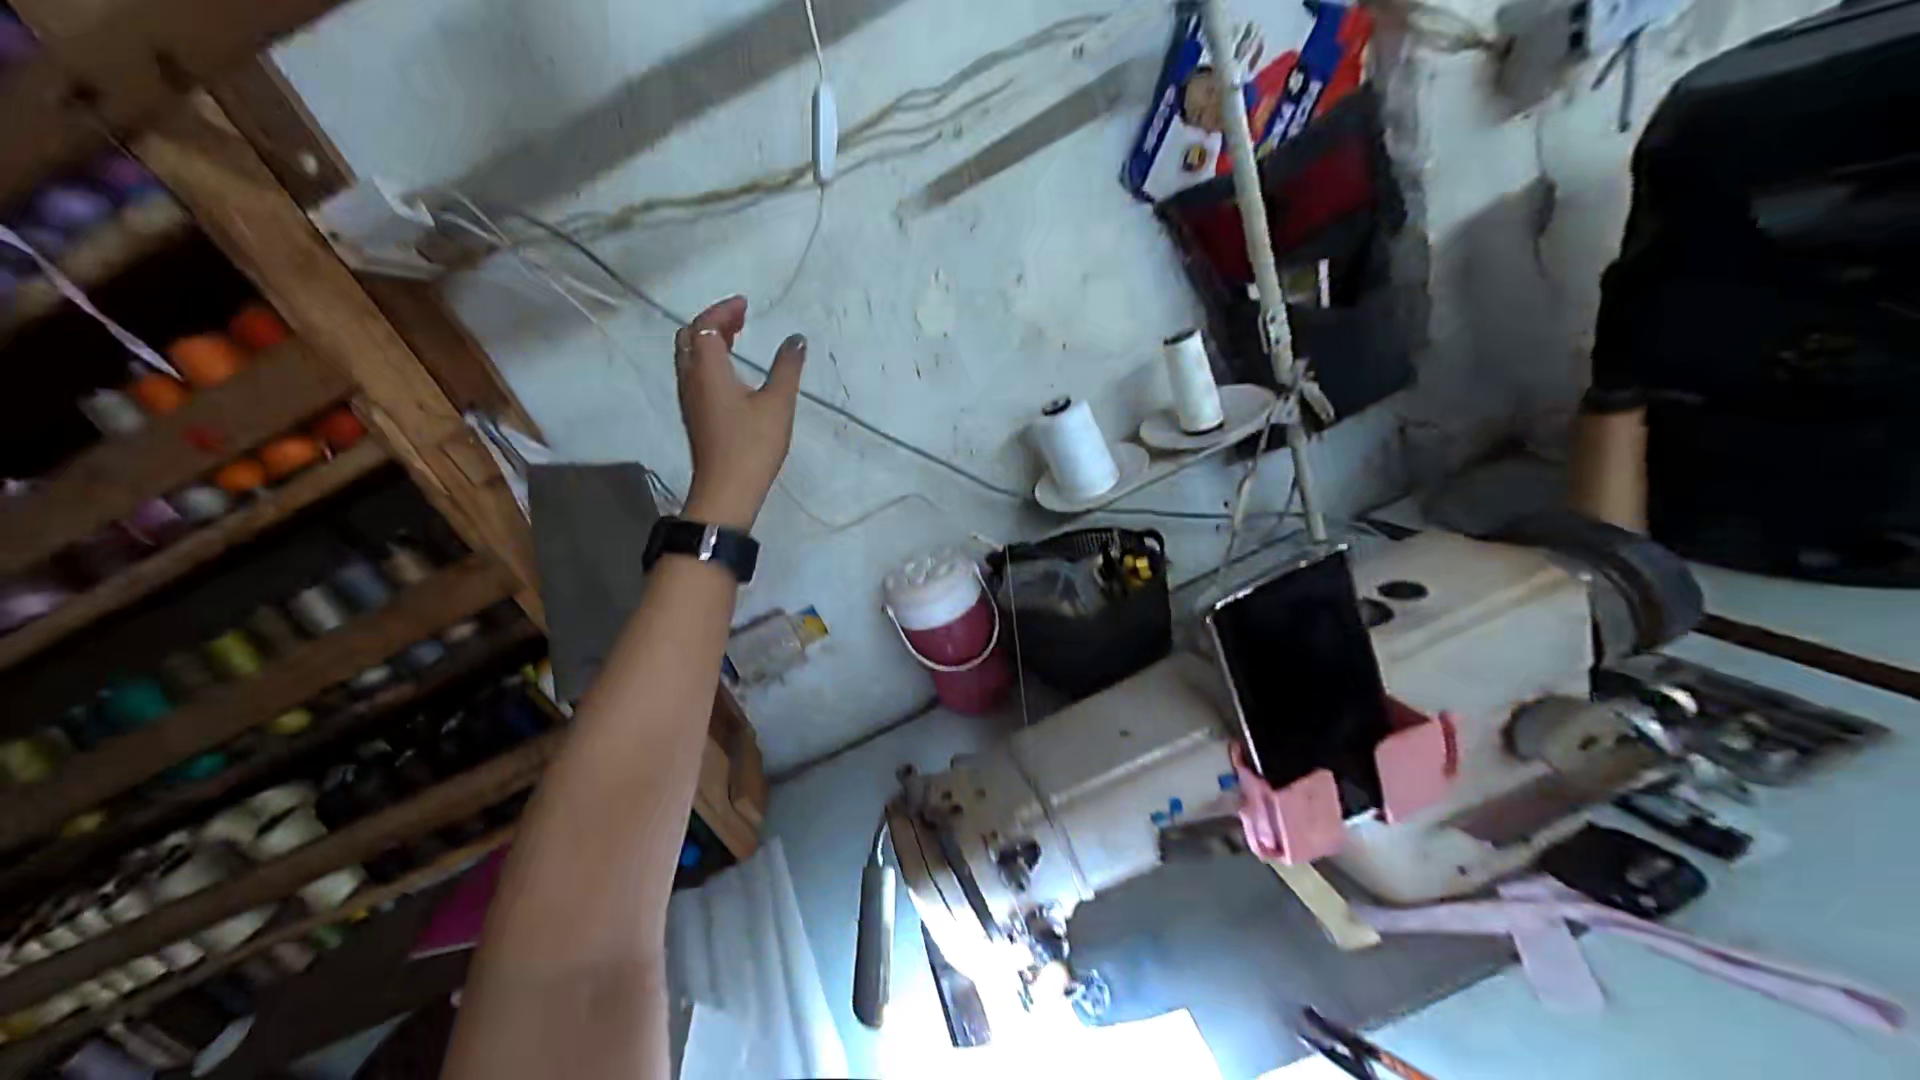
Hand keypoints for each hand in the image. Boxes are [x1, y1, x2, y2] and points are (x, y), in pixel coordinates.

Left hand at [675, 295, 805, 530]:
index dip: (724, 310)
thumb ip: (787, 368)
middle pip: (689, 336)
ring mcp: (689, 399)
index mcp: (708, 370)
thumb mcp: (778, 404)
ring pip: (689, 356)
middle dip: (713, 321)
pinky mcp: (694, 415)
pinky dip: (709, 360)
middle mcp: (691, 379)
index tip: (746, 305)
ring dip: (709, 341)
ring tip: (737, 340)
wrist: (726, 491)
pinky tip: (731, 373)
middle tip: (741, 319)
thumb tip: (796, 339)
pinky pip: (694, 373)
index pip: (706, 326)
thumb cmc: (752, 446)